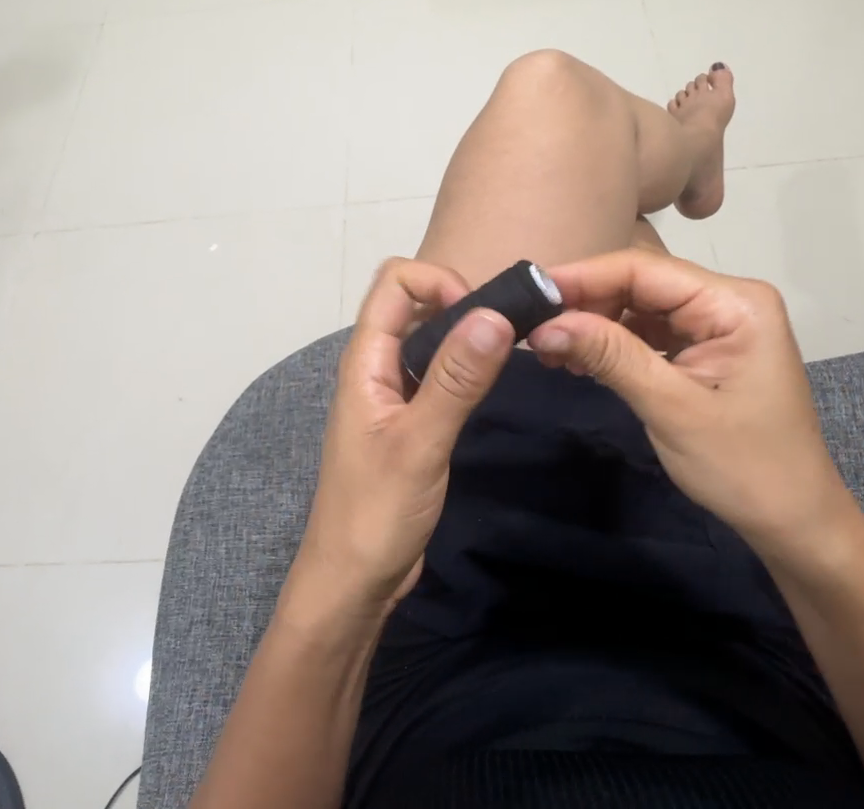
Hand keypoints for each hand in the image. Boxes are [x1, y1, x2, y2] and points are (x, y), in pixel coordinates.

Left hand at [290, 258, 513, 619]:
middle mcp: (375, 368)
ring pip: (426, 340)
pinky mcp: (408, 423)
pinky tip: (491, 385)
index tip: (483, 316)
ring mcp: (391, 396)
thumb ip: (455, 379)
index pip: (395, 282)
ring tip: (511, 351)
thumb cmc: (377, 513)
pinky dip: (464, 367)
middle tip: (509, 330)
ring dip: (464, 335)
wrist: (352, 581)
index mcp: (364, 361)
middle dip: (459, 301)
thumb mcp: (420, 443)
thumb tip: (494, 314)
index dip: (439, 281)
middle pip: (412, 304)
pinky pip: (435, 375)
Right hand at [526, 249, 863, 560]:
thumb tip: (543, 324)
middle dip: (584, 303)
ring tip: (548, 349)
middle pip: (638, 282)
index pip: (643, 269)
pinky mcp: (702, 348)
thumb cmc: (744, 467)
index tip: (528, 294)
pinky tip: (578, 359)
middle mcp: (726, 300)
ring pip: (636, 306)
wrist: (792, 521)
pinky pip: (646, 331)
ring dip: (592, 324)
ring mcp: (715, 324)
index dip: (582, 277)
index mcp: (735, 303)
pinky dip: (610, 344)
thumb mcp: (671, 408)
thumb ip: (610, 356)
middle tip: (531, 328)